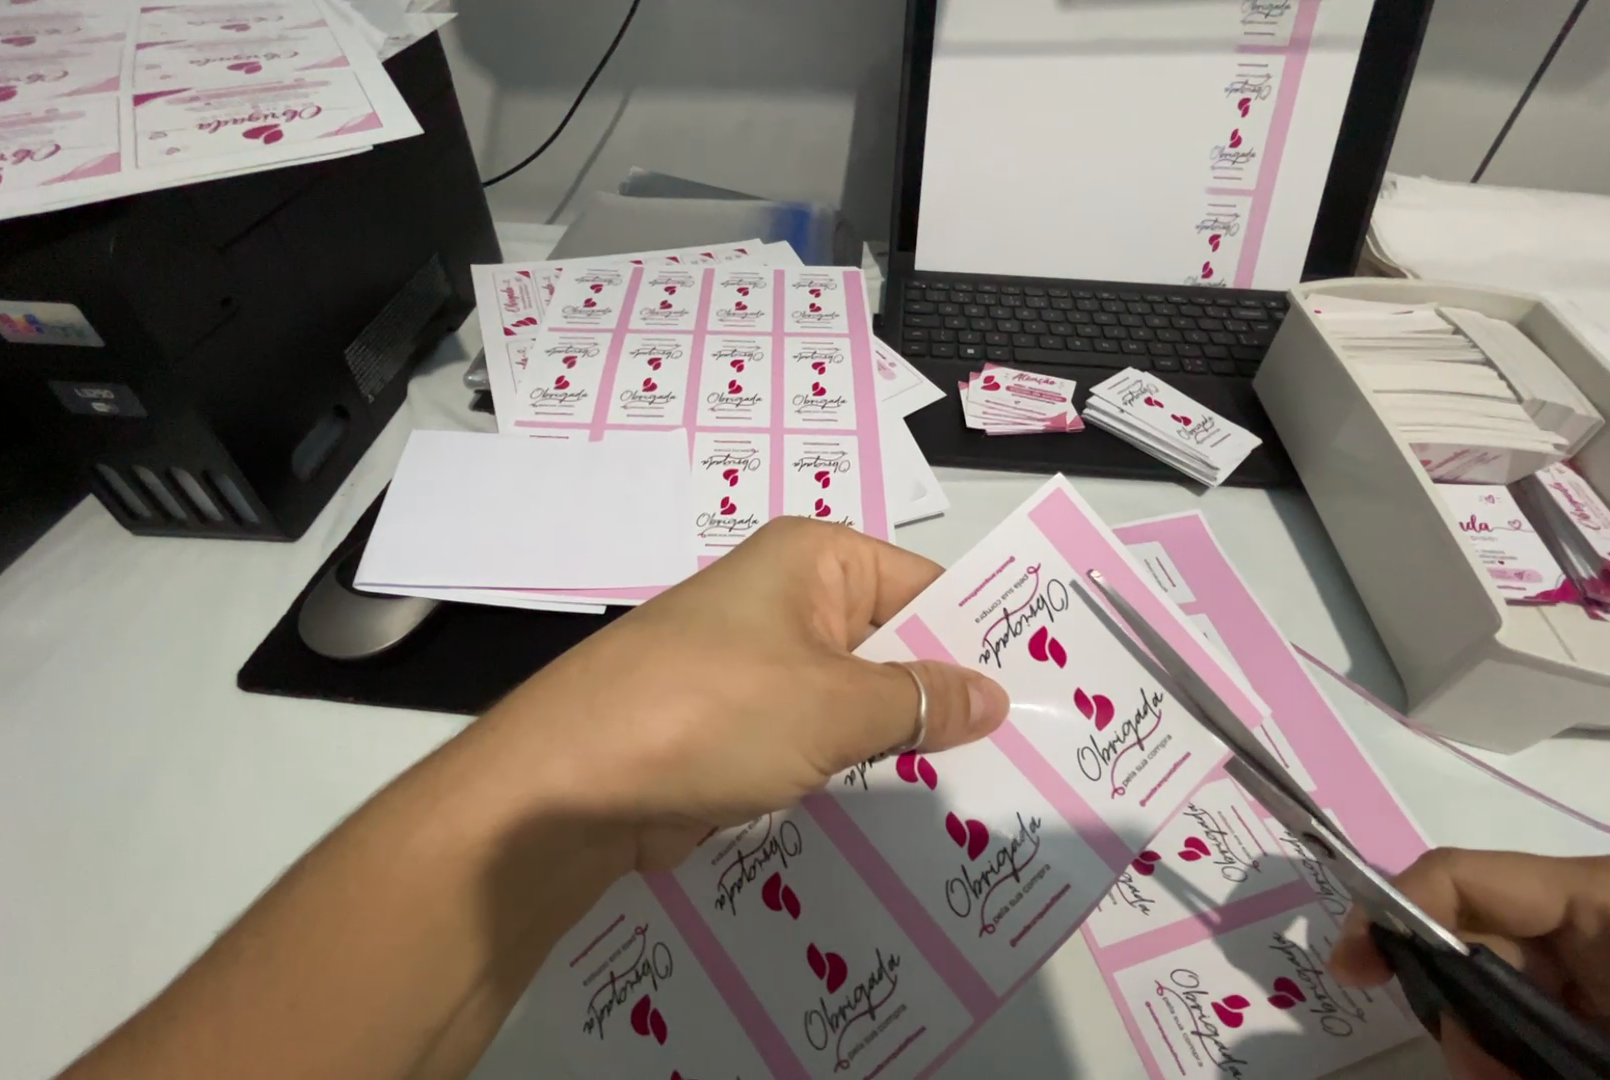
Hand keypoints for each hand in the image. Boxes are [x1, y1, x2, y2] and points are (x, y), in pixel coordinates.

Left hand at [482, 517, 1009, 870]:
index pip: (927, 585)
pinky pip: (821, 737)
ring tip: (988, 789)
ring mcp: (764, 664)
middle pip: (894, 643)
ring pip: (859, 697)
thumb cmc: (714, 712)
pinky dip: (857, 766)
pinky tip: (910, 808)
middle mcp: (791, 600)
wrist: (570, 787)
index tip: (1039, 692)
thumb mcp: (835, 703)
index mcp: (815, 561)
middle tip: (1027, 752)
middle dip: (947, 696)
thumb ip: (922, 699)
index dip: (980, 636)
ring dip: (903, 739)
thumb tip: (994, 696)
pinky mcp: (743, 722)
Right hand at [1327, 849, 1609, 1079]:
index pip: (1462, 875)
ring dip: (1490, 1033)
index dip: (1392, 912)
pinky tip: (1531, 1072)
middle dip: (1455, 998)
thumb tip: (1448, 1038)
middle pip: (1479, 932)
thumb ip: (1529, 1041)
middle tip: (1473, 1068)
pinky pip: (1546, 1003)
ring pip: (1505, 974)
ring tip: (1513, 1079)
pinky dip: (1523, 1045)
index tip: (1352, 971)